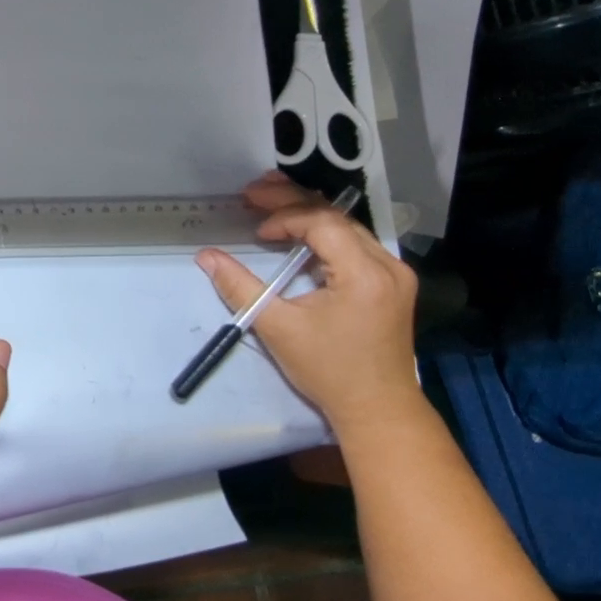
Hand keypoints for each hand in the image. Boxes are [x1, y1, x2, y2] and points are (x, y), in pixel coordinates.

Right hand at [195, 172, 418, 433]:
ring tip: (271, 199)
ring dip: (308, 212)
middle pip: (337, 216)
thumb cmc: (328, 370)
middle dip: (292, 201)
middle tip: (253, 192)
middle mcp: (387, 266)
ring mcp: (395, 274)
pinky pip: (355, 242)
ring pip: (348, 226)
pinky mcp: (392, 283)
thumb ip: (240, 287)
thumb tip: (206, 256)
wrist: (378, 409)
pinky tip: (299, 231)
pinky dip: (324, 232)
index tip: (257, 234)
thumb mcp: (277, 328)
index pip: (323, 223)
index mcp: (365, 275)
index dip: (285, 218)